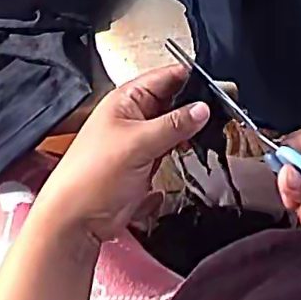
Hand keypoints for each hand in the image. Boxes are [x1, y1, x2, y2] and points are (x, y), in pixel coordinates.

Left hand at [33, 64, 208, 241]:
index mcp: (127, 99)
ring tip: (217, 124)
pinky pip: (174, 142)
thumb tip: (203, 108)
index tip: (219, 86)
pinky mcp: (148, 157)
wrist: (75, 223)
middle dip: (198, 102)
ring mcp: (142, 136)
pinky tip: (201, 143)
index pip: (168, 77)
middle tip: (225, 104)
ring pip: (177, 121)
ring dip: (194, 124)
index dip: (194, 78)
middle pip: (176, 98)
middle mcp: (135, 114)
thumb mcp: (138, 144)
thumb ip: (175, 124)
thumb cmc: (90, 177)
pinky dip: (188, 142)